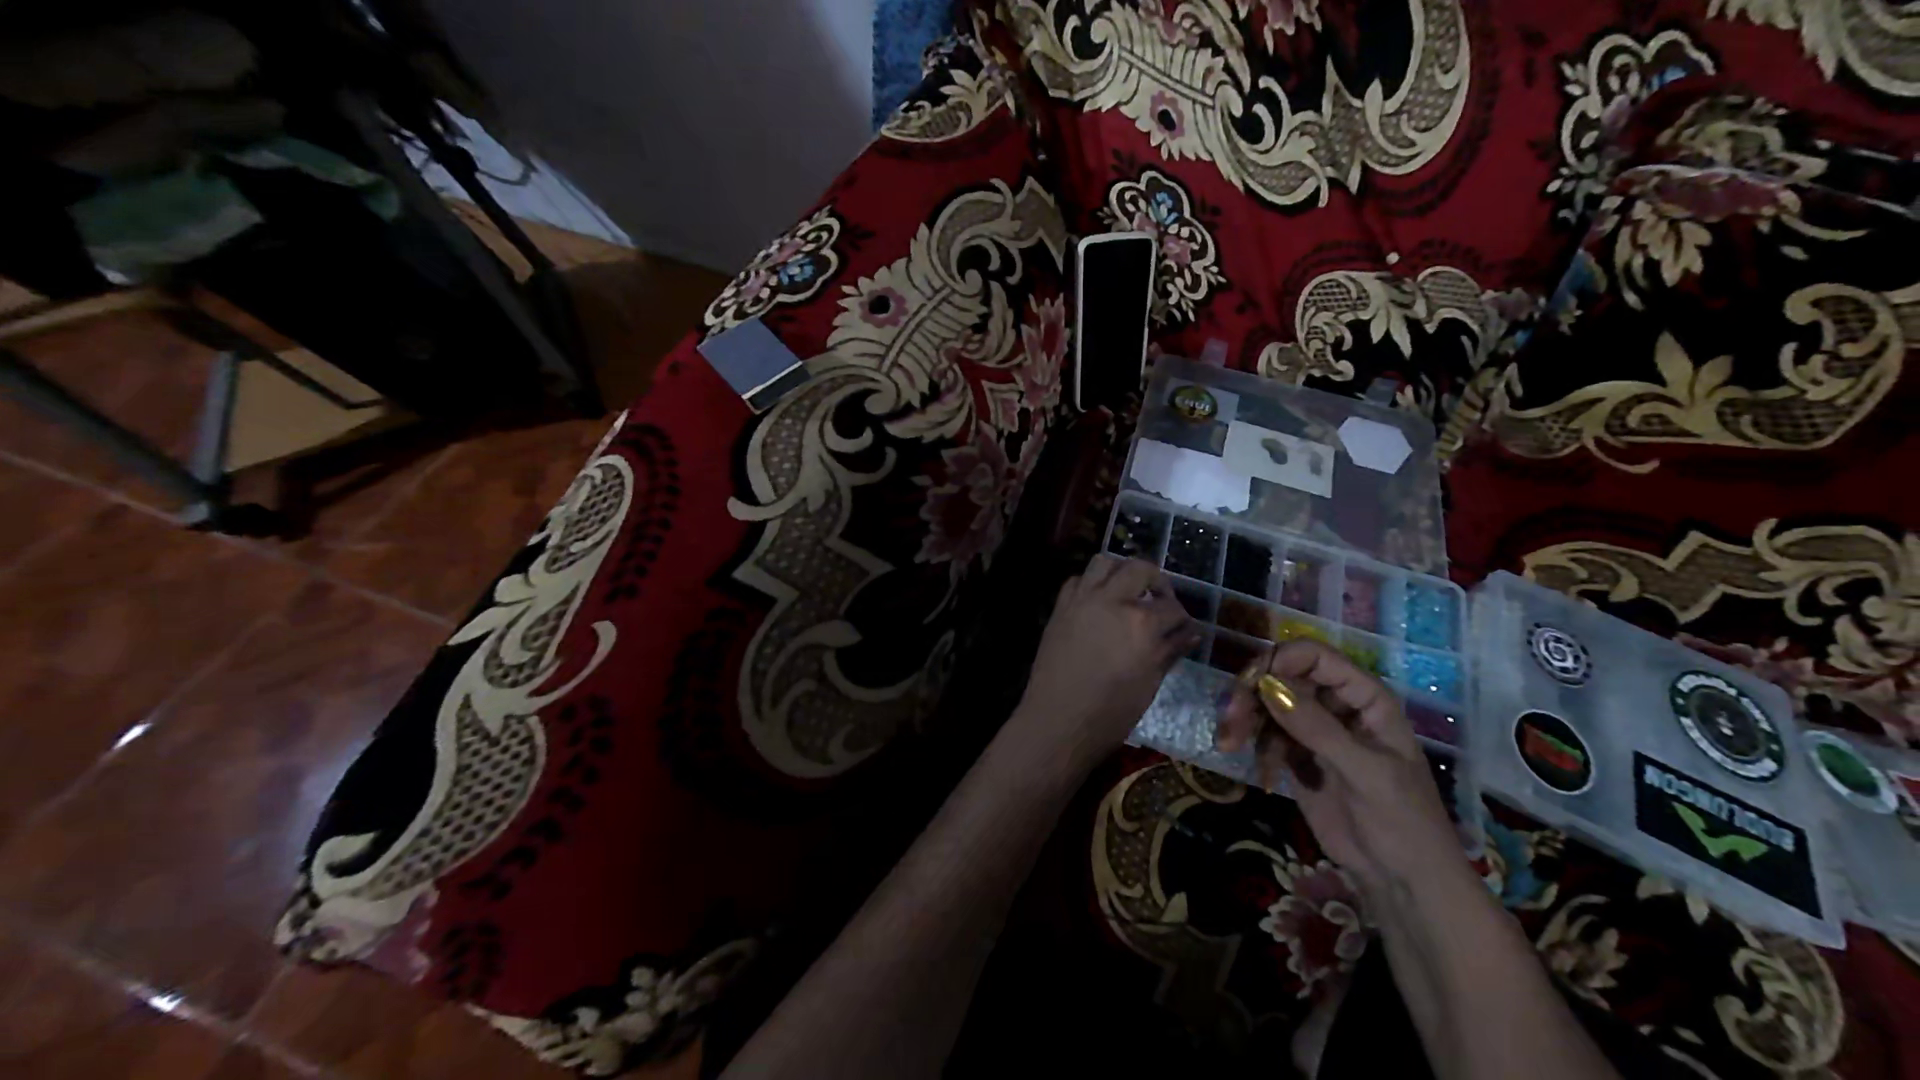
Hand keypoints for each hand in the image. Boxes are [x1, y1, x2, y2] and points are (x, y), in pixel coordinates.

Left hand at [1013, 556, 1202, 768]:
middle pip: (1141, 569)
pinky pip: (1078, 580)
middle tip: (1161, 602)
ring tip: (1129, 592)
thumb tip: (1190, 634)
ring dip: (1121, 571)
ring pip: (1104, 562)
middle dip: (1158, 582)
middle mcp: (1112, 601)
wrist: (1057, 722)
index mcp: (1141, 623)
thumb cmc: (1110, 714)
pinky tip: (1099, 603)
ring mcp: (1082, 600)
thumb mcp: (1149, 683)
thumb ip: (1169, 651)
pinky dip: (1092, 584)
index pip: (1173, 608)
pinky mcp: (1060, 607)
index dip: (1184, 619)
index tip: (1185, 628)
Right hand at [1216, 640, 1464, 892]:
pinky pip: (1265, 735)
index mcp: (1365, 698)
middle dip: (1252, 694)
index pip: (1314, 657)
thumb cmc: (1402, 821)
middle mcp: (1336, 705)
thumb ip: (1317, 728)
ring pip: (1267, 705)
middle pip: (1282, 677)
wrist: (1401, 879)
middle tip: (1229, 721)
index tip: (1249, 686)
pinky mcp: (1297, 756)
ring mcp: (1315, 731)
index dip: (1279, 662)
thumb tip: (1268, 686)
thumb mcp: (1365, 773)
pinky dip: (1254, 748)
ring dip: (1244, 720)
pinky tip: (1264, 779)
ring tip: (1228, 745)